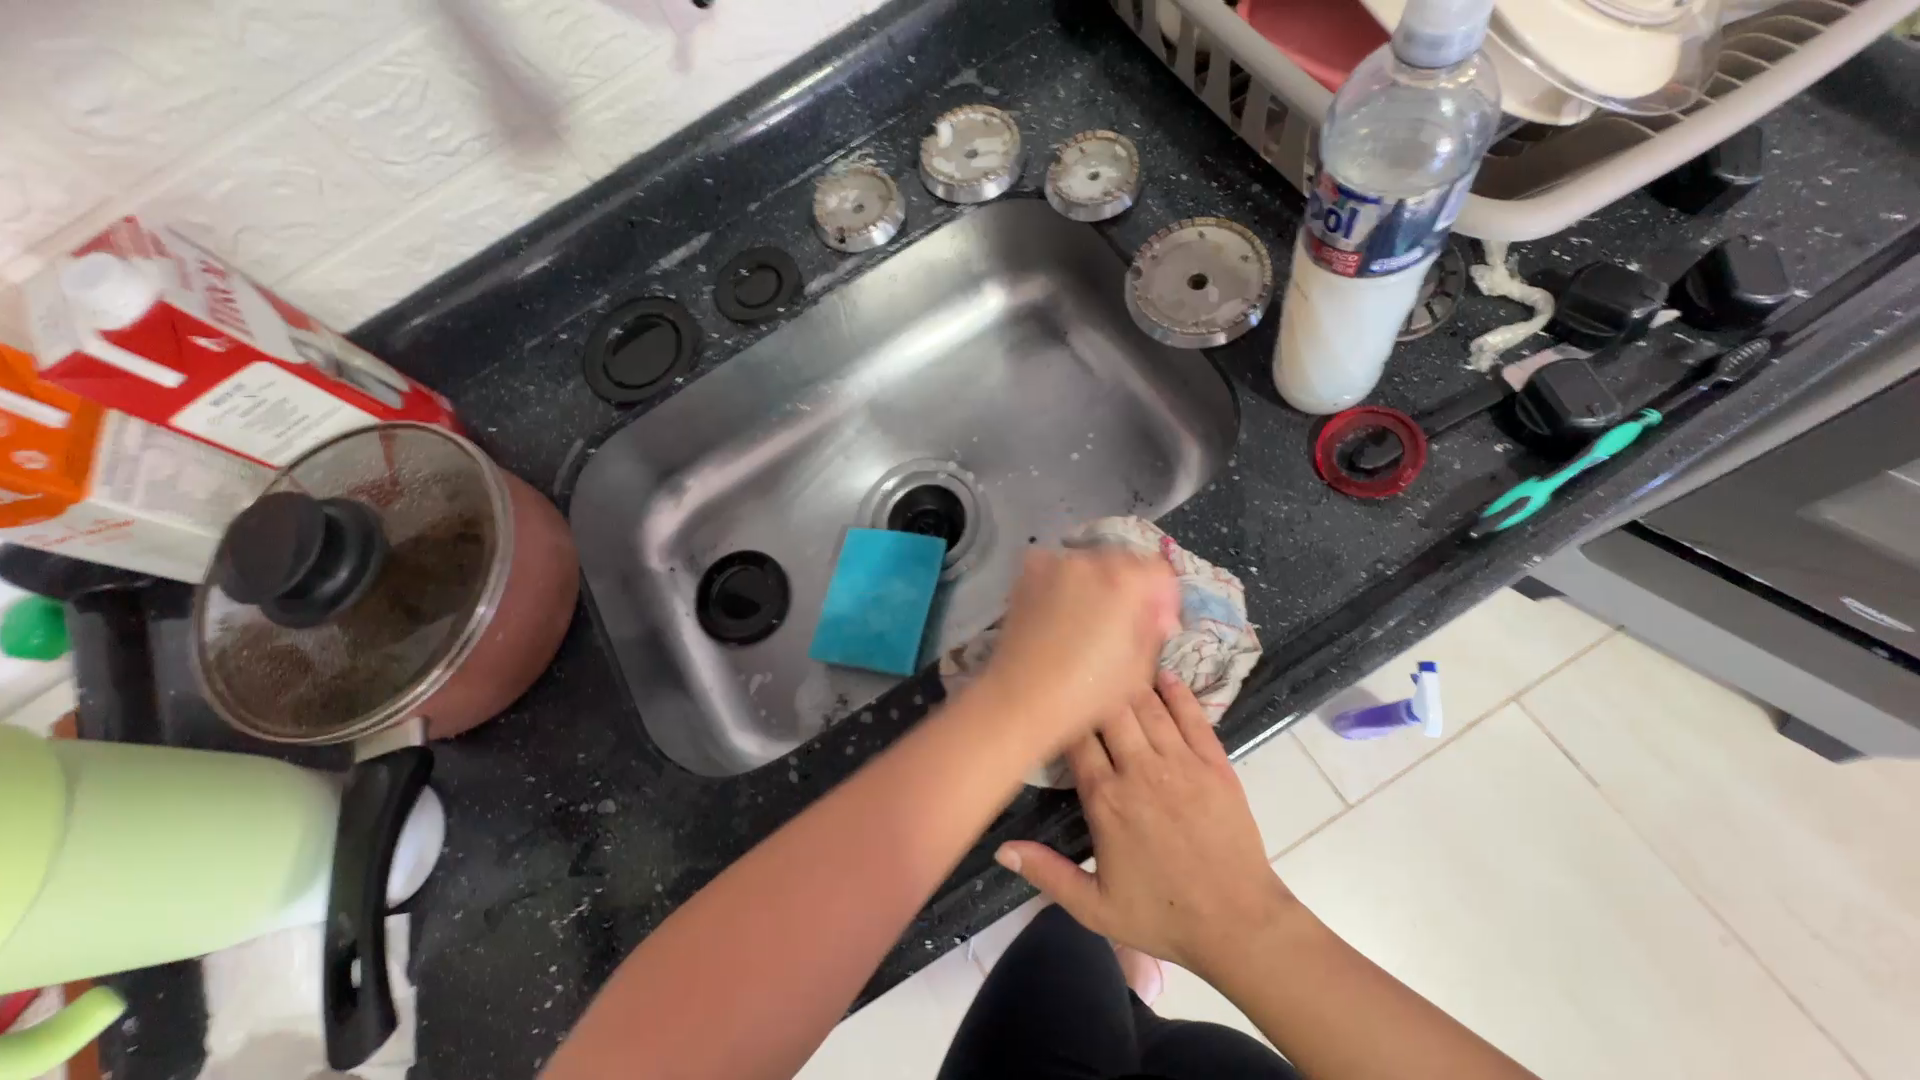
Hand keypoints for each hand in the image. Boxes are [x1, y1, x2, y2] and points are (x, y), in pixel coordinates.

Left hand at [966, 550, 1178, 757]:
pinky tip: (1062, 612)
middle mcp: (1090, 560)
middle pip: (1124, 563)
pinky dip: (1066, 584)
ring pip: (1090, 565)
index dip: (1164, 599)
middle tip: (1125, 624)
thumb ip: (1153, 630)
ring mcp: (1054, 564)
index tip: (1158, 624)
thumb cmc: (1087, 692)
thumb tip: (1155, 615)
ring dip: (1098, 585)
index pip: (1160, 571)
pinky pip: (1058, 570)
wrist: (1020, 698)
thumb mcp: (1139, 668)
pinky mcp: (1027, 575)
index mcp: (1126, 580)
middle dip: (1131, 588)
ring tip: (1090, 620)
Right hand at [994, 672, 1296, 977]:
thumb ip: (1046, 873)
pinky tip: (1163, 675)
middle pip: (1109, 711)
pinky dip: (1177, 692)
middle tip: (1080, 675)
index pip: (1075, 739)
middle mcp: (1140, 770)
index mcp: (1105, 800)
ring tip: (1114, 661)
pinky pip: (1192, 717)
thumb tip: (1000, 849)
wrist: (1238, 924)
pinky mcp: (1215, 764)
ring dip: (1129, 683)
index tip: (1051, 702)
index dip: (1061, 716)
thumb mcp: (1094, 907)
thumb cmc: (1162, 915)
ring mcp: (1181, 763)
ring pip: (1148, 707)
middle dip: (1093, 690)